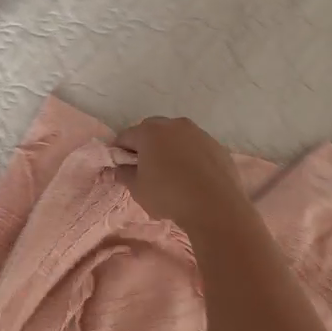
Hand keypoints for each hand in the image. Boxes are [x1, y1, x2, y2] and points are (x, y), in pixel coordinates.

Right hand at [114, 117, 244, 233]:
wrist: (214, 205)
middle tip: (143, 169)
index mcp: (150, 132)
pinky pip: (194, 147)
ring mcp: (198, 133)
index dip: (119, 152)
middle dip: (144, 146)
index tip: (120, 167)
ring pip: (175, 136)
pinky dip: (188, 156)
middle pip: (151, 130)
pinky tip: (190, 176)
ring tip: (169, 173)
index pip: (125, 137)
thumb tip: (115, 169)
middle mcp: (174, 125)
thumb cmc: (168, 195)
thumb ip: (123, 174)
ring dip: (168, 149)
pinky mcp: (216, 145)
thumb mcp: (137, 189)